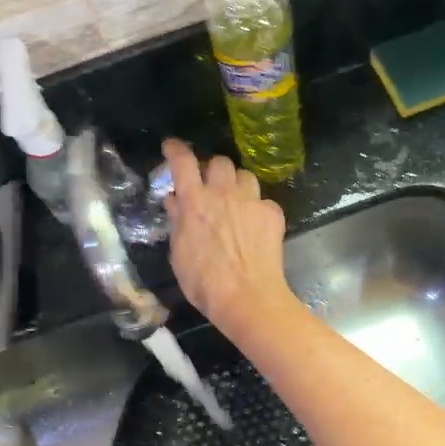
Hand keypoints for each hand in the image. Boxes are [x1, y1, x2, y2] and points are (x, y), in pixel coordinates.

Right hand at [160, 139, 292, 332]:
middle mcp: (223, 193)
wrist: (248, 297)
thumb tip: (175, 201)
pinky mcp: (272, 213)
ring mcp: (251, 201)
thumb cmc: (204, 282)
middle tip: (209, 185)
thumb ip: (178, 222)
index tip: (172, 147)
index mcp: (195, 201)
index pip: (182, 162)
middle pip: (219, 162)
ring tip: (234, 202)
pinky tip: (254, 226)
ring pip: (245, 176)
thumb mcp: (179, 253)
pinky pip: (263, 200)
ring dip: (237, 184)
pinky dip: (257, 208)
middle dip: (212, 169)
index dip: (175, 149)